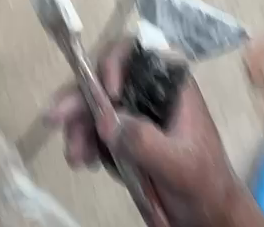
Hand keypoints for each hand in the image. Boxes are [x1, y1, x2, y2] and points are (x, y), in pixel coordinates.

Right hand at [45, 39, 263, 226]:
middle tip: (55, 118)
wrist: (207, 219)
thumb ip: (146, 142)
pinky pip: (93, 128)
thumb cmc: (204, 185)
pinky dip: (82, 141)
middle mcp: (146, 90)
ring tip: (74, 155)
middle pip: (105, 77)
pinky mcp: (120, 134)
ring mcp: (131, 111)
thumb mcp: (180, 165)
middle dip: (80, 98)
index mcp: (169, 85)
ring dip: (77, 125)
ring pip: (93, 103)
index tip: (108, 92)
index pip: (137, 53)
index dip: (115, 61)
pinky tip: (82, 160)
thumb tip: (105, 121)